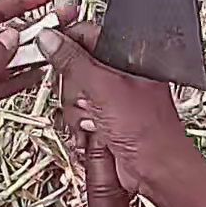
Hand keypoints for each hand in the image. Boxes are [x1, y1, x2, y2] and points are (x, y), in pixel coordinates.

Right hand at [36, 22, 197, 198]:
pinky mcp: (104, 120)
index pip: (88, 35)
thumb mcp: (104, 88)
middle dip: (74, 88)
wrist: (155, 171)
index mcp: (129, 56)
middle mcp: (120, 74)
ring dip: (77, 112)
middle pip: (74, 67)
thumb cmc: (148, 130)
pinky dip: (79, 126)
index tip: (51, 52)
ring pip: (72, 94)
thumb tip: (49, 39)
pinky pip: (76, 115)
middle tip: (87, 98)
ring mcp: (111, 98)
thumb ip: (73, 61)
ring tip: (95, 120)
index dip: (67, 43)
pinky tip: (93, 132)